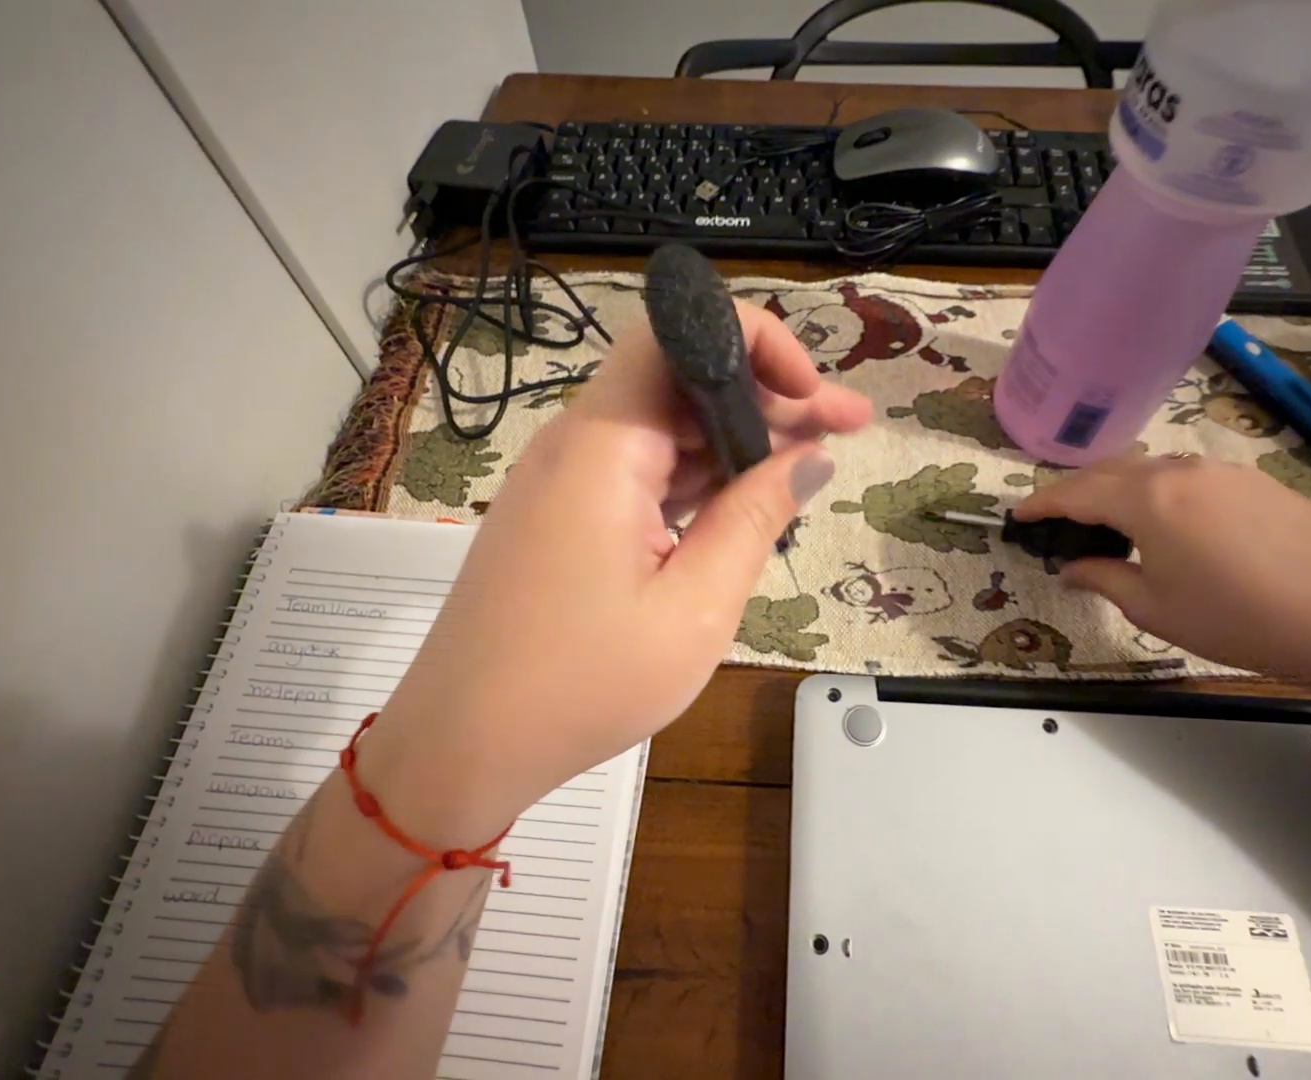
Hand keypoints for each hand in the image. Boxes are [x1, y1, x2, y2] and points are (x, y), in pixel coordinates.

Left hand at [371, 301, 871, 839]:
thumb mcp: (694, 609)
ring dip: (737, 442)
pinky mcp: (561, 516)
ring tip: (814, 460)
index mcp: (603, 447)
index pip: (674, 334)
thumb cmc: (580, 685)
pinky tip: (746, 500)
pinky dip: (696, 479)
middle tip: (847, 426)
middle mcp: (576, 444)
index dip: (753, 341)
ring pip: (663, 430)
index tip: (812, 392)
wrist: (463, 742)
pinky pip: (639, 473)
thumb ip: (754, 519)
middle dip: (768, 397)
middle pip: (679, 382)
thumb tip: (812, 457)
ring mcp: (564, 481)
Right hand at [1014, 453, 1310, 679]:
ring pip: (1151, 469)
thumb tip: (1071, 568)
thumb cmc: (1236, 619)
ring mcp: (1223, 471)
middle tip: (1055, 516)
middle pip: (1110, 470)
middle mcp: (1181, 471)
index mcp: (1147, 500)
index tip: (1017, 514)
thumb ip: (1103, 578)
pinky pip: (1188, 477)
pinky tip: (1168, 523)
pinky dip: (1160, 492)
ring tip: (1108, 519)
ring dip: (1119, 487)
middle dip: (1076, 490)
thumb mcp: (1154, 607)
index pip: (1076, 492)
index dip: (1041, 503)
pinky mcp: (1255, 481)